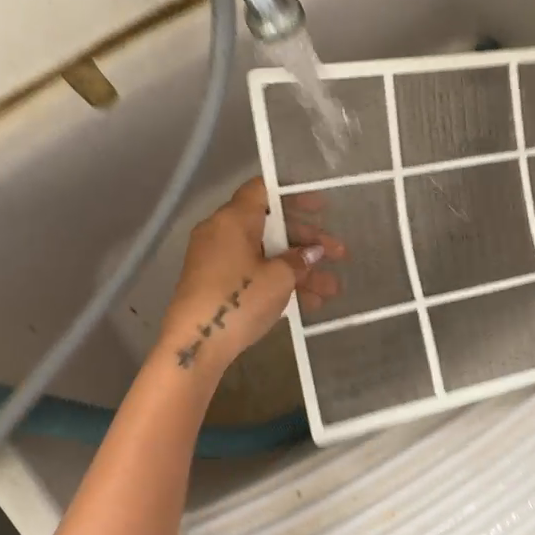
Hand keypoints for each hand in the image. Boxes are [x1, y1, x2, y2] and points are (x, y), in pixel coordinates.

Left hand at [157, 177, 342, 373]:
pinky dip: (280, 282)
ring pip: (267, 255)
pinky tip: (310, 303)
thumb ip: (300, 260)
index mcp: (233, 219)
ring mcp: (218, 260)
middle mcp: (222, 233)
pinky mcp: (217, 284)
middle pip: (271, 226)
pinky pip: (255, 273)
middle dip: (308, 242)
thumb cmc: (239, 299)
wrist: (195, 344)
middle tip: (338, 255)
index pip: (263, 190)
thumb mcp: (279, 278)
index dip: (295, 195)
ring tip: (332, 290)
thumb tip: (312, 253)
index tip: (322, 208)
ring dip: (300, 270)